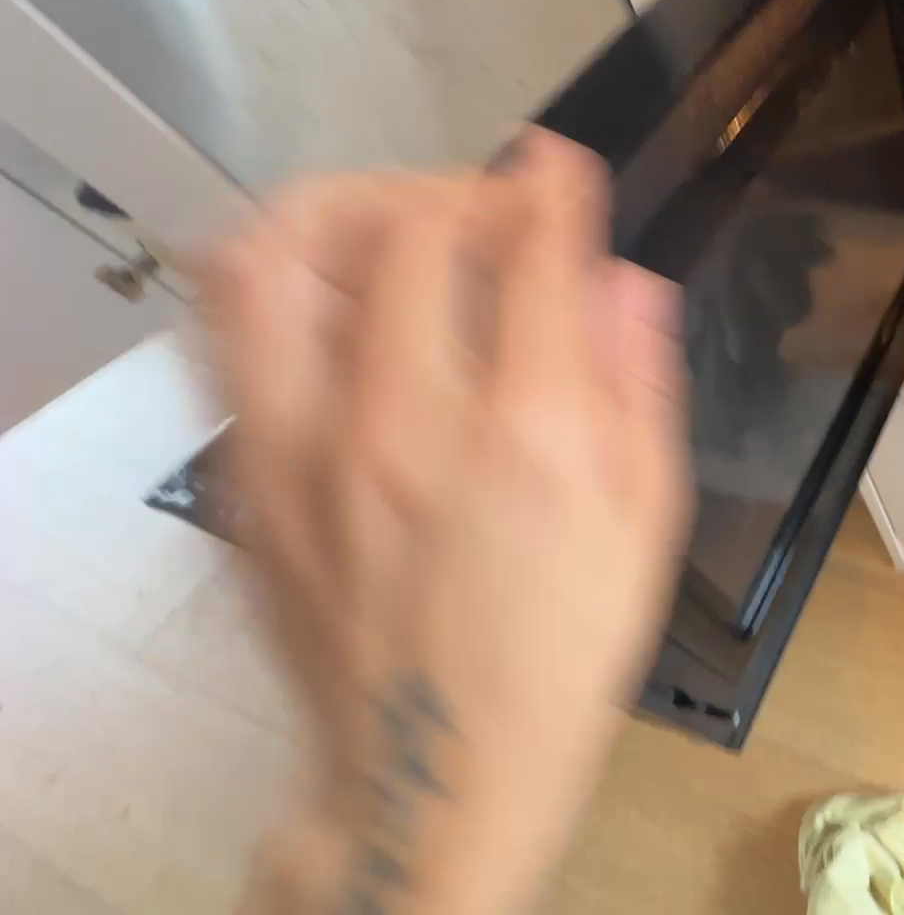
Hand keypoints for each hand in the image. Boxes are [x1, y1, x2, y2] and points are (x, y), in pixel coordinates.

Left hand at [199, 129, 690, 914]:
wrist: (442, 757)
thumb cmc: (567, 641)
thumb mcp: (652, 513)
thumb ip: (642, 385)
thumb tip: (629, 287)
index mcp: (532, 435)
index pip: (533, 258)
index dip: (553, 189)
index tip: (561, 163)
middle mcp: (411, 424)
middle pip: (411, 232)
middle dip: (469, 185)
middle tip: (503, 200)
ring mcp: (308, 446)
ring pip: (283, 255)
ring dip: (351, 203)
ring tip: (404, 217)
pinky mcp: (250, 474)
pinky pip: (233, 326)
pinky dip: (289, 269)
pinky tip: (346, 288)